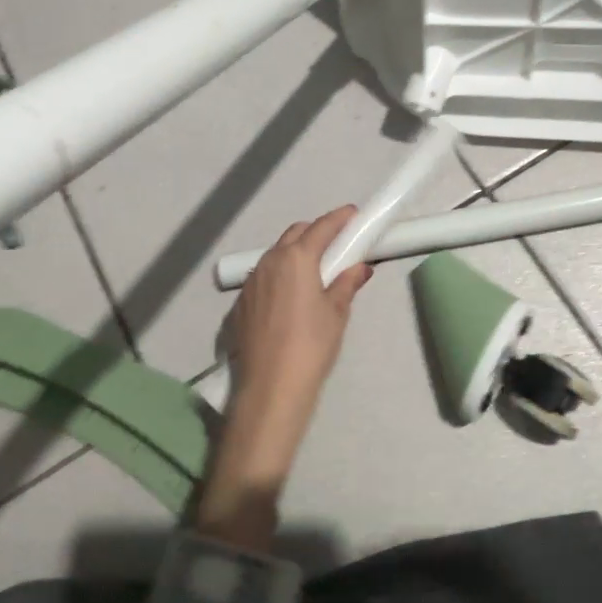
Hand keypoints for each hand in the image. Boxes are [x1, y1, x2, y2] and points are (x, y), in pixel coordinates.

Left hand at [194, 206, 369, 550]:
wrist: (270, 387)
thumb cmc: (311, 346)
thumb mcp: (337, 314)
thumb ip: (347, 284)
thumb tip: (360, 266)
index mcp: (296, 258)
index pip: (321, 227)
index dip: (339, 219)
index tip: (353, 215)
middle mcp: (270, 261)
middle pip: (295, 234)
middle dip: (316, 232)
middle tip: (338, 245)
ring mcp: (252, 280)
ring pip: (276, 253)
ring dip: (296, 252)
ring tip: (315, 269)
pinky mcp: (241, 301)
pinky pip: (264, 275)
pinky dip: (280, 273)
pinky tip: (292, 295)